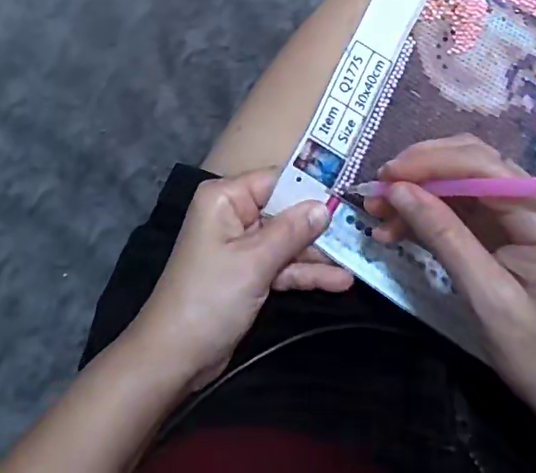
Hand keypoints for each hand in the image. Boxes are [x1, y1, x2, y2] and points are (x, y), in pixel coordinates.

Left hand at [125, 169, 352, 390]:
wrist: (175, 356)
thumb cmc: (210, 297)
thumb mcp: (254, 261)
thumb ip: (291, 231)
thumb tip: (324, 204)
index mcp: (224, 197)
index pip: (274, 180)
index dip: (309, 186)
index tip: (346, 189)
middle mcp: (232, 214)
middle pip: (283, 211)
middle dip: (318, 224)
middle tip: (359, 227)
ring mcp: (240, 245)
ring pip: (286, 240)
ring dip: (317, 253)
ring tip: (356, 259)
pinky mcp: (246, 273)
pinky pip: (280, 264)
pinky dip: (304, 272)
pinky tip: (339, 281)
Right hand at [364, 135, 535, 413]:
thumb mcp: (489, 300)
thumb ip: (444, 237)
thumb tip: (397, 189)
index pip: (481, 165)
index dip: (429, 162)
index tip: (385, 176)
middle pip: (469, 161)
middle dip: (419, 171)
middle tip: (377, 191)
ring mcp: (523, 212)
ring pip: (460, 178)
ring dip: (418, 190)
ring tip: (378, 211)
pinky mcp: (508, 227)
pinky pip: (461, 204)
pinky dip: (428, 210)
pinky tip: (398, 227)